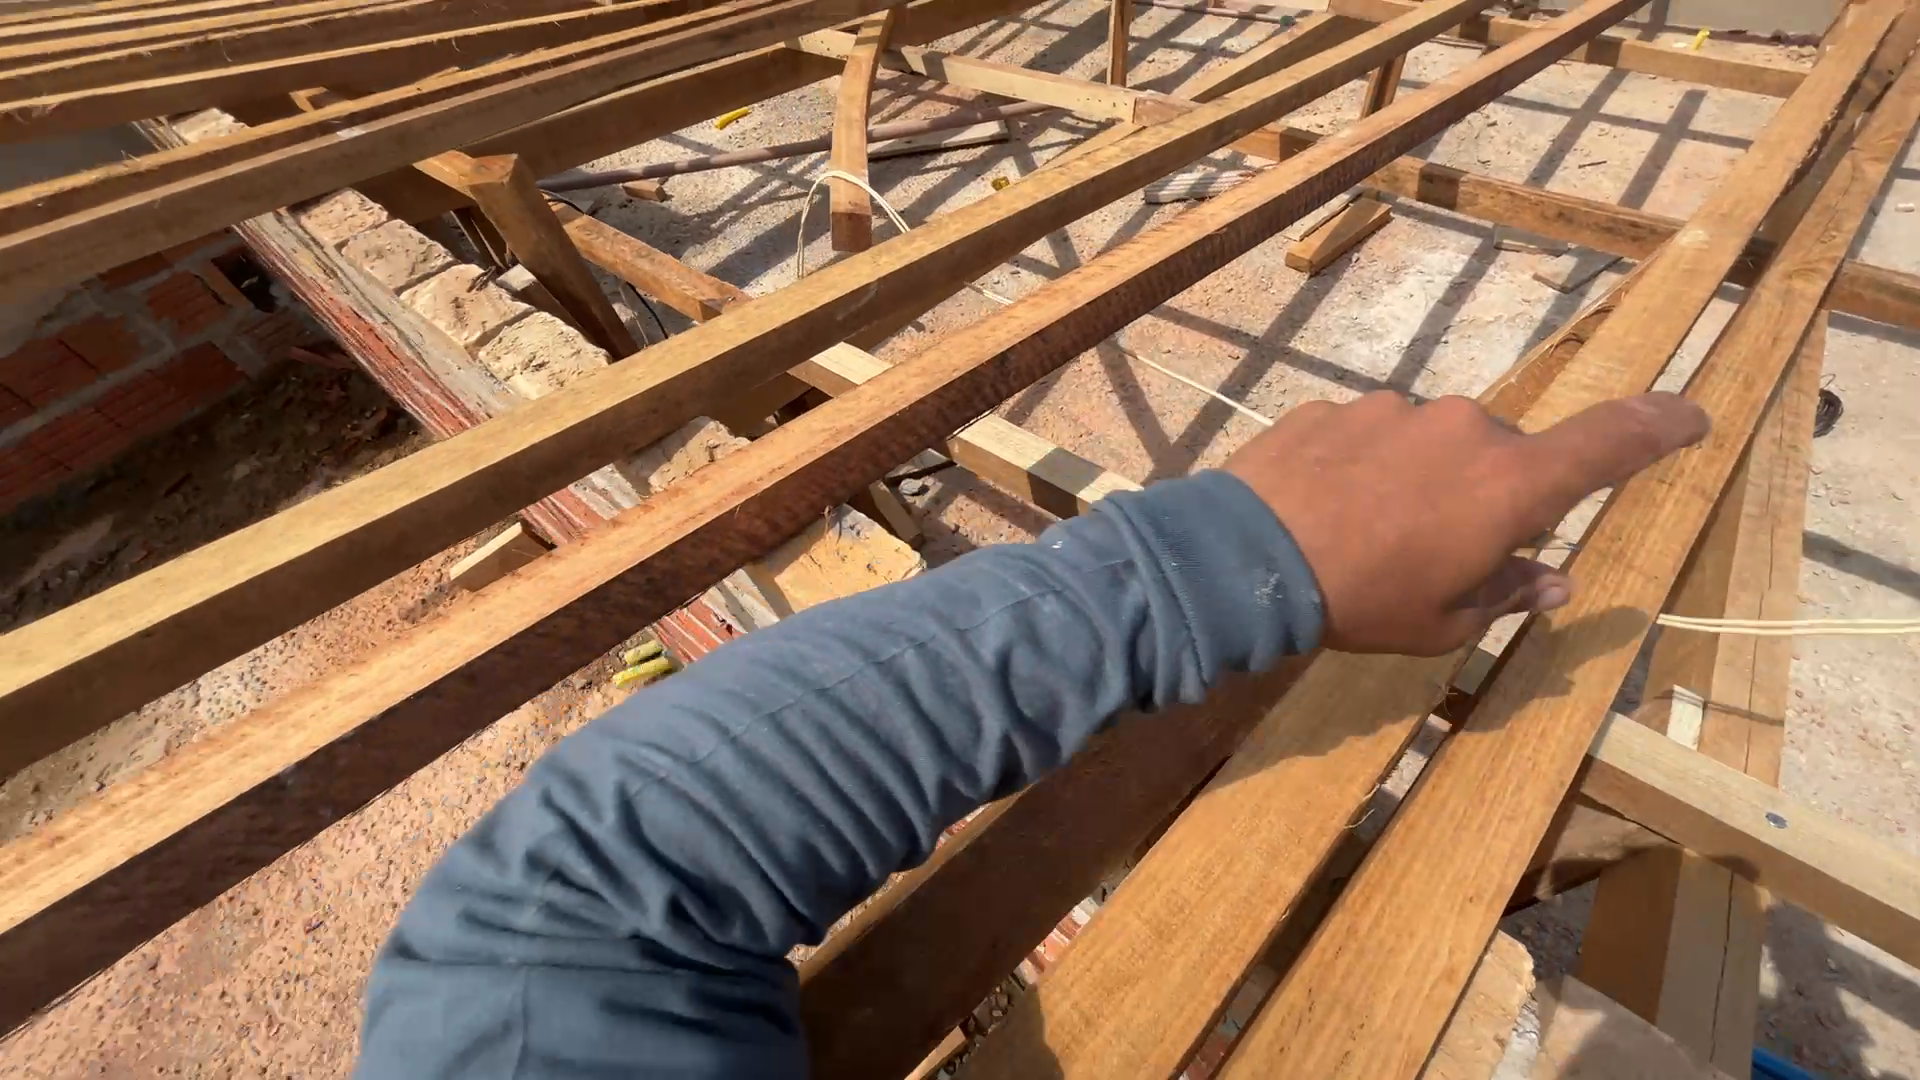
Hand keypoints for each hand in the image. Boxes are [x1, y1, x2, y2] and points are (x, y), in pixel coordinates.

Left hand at [1225, 390, 1708, 655]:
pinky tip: (1315, 499)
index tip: (1683, 416)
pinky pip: (1359, 433)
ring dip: (1407, 473)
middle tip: (1425, 539)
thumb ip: (1503, 593)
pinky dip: (1352, 462)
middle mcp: (1460, 427)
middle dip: (1476, 490)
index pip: (1611, 440)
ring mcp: (1386, 409)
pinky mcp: (1326, 407)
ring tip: (1356, 522)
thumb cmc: (1356, 600)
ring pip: (1422, 440)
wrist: (1243, 559)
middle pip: (1494, 453)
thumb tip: (1551, 581)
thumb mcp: (1439, 622)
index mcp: (1510, 481)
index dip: (1656, 425)